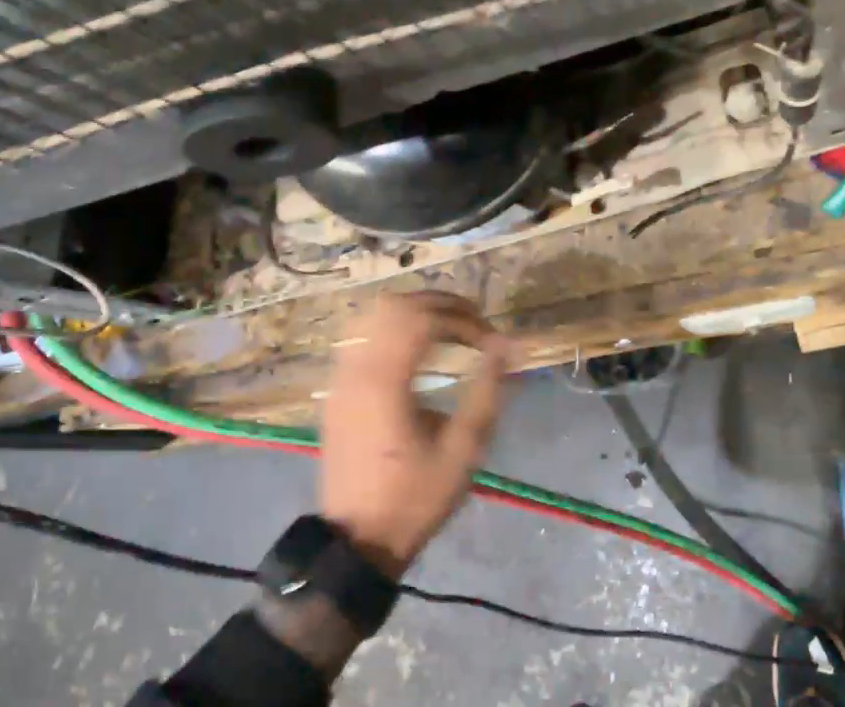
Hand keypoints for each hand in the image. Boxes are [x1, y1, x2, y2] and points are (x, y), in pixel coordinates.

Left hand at [316, 292, 513, 577]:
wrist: (357, 540)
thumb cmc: (415, 497)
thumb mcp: (463, 448)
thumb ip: (485, 390)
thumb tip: (507, 345)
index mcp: (384, 382)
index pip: (423, 319)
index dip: (464, 319)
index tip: (492, 341)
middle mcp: (356, 370)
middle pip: (395, 306)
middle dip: (440, 304)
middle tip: (476, 322)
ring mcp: (340, 379)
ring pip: (373, 316)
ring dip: (415, 312)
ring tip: (451, 328)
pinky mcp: (337, 391)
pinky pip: (362, 337)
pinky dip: (394, 329)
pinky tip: (419, 349)